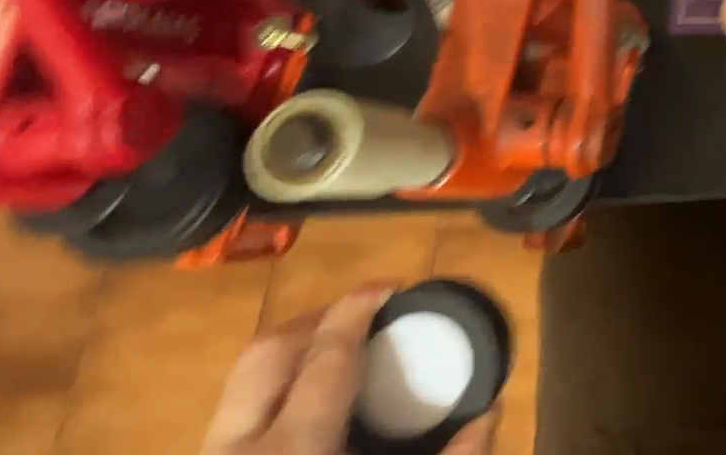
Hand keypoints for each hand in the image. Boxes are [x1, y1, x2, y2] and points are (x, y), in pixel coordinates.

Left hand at [202, 286, 497, 454]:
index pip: (325, 354)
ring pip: (240, 388)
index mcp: (293, 449)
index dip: (357, 308)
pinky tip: (304, 413)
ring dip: (289, 356)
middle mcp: (238, 450)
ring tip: (336, 354)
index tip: (391, 287)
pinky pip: (233, 422)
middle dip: (314, 319)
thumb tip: (492, 413)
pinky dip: (272, 396)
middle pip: (266, 354)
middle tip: (363, 312)